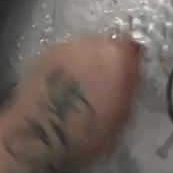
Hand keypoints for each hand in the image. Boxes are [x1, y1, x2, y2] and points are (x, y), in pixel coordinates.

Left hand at [8, 37, 141, 162]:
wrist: (41, 130)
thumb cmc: (88, 130)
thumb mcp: (122, 116)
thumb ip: (127, 89)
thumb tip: (126, 79)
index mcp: (117, 55)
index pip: (131, 48)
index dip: (128, 64)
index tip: (126, 80)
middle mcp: (92, 42)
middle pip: (104, 45)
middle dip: (104, 61)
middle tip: (101, 85)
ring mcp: (66, 45)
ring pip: (81, 50)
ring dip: (83, 63)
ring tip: (77, 88)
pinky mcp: (44, 54)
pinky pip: (62, 58)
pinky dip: (64, 69)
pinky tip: (60, 88)